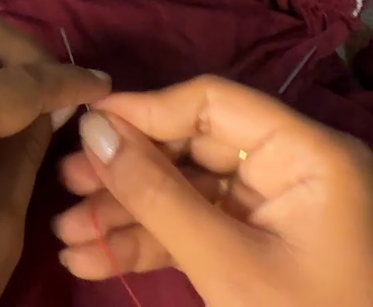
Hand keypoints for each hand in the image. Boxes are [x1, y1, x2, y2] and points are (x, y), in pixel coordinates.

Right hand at [52, 75, 372, 306]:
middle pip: (190, 149)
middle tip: (66, 185)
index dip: (144, 111)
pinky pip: (197, 230)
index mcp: (306, 153)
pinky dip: (151, 245)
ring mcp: (276, 213)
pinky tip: (95, 257)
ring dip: (127, 216)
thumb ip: (156, 193)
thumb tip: (92, 128)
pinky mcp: (263, 252)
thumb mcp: (228, 267)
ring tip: (68, 234)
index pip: (210, 104)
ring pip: (186, 193)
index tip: (83, 126)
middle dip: (127, 175)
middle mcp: (291, 169)